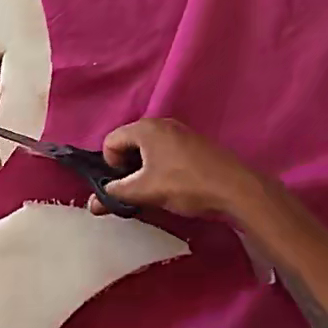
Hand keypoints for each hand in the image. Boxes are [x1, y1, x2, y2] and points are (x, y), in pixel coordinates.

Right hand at [88, 118, 273, 219]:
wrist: (236, 188)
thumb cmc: (185, 184)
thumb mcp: (145, 191)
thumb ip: (116, 194)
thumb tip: (92, 203)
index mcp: (145, 128)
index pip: (110, 141)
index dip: (110, 166)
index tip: (124, 185)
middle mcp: (161, 123)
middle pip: (129, 143)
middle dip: (127, 168)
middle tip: (137, 191)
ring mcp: (181, 132)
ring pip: (149, 149)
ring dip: (145, 170)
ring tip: (156, 191)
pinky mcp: (195, 144)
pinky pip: (166, 152)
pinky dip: (162, 167)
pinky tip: (175, 186)